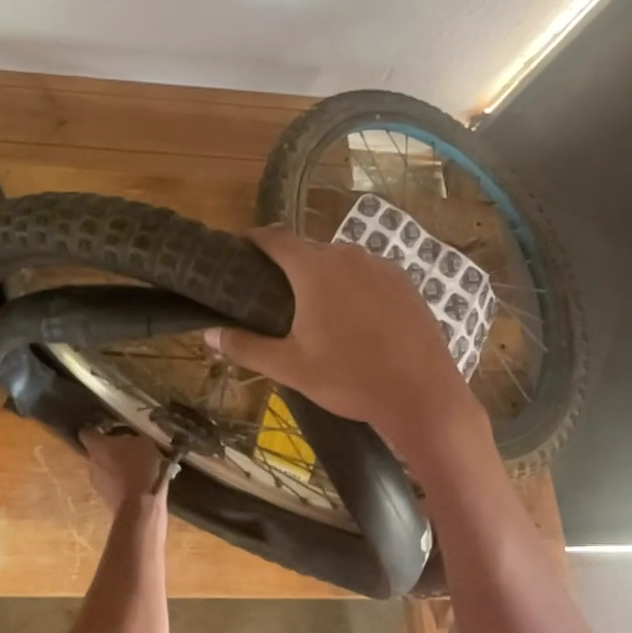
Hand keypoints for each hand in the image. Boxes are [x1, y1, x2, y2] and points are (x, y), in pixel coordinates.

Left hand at [80, 426, 170, 511]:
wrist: (141, 507)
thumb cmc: (140, 467)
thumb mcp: (144, 442)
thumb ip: (133, 437)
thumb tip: (132, 438)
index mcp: (97, 446)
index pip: (87, 432)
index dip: (97, 429)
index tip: (110, 428)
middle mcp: (91, 464)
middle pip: (97, 452)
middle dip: (111, 449)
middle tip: (129, 447)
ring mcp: (97, 484)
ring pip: (104, 469)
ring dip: (116, 467)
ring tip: (136, 466)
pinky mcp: (106, 500)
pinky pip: (112, 484)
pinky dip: (122, 482)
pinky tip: (139, 482)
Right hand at [205, 226, 481, 447]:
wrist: (423, 395)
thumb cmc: (350, 378)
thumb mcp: (291, 367)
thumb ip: (246, 346)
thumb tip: (208, 333)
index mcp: (314, 268)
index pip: (274, 237)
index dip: (254, 240)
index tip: (241, 252)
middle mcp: (347, 254)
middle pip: (308, 250)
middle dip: (290, 268)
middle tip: (277, 298)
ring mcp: (380, 265)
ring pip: (340, 262)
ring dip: (325, 278)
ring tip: (318, 313)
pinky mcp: (405, 282)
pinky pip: (369, 274)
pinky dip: (355, 288)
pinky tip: (358, 321)